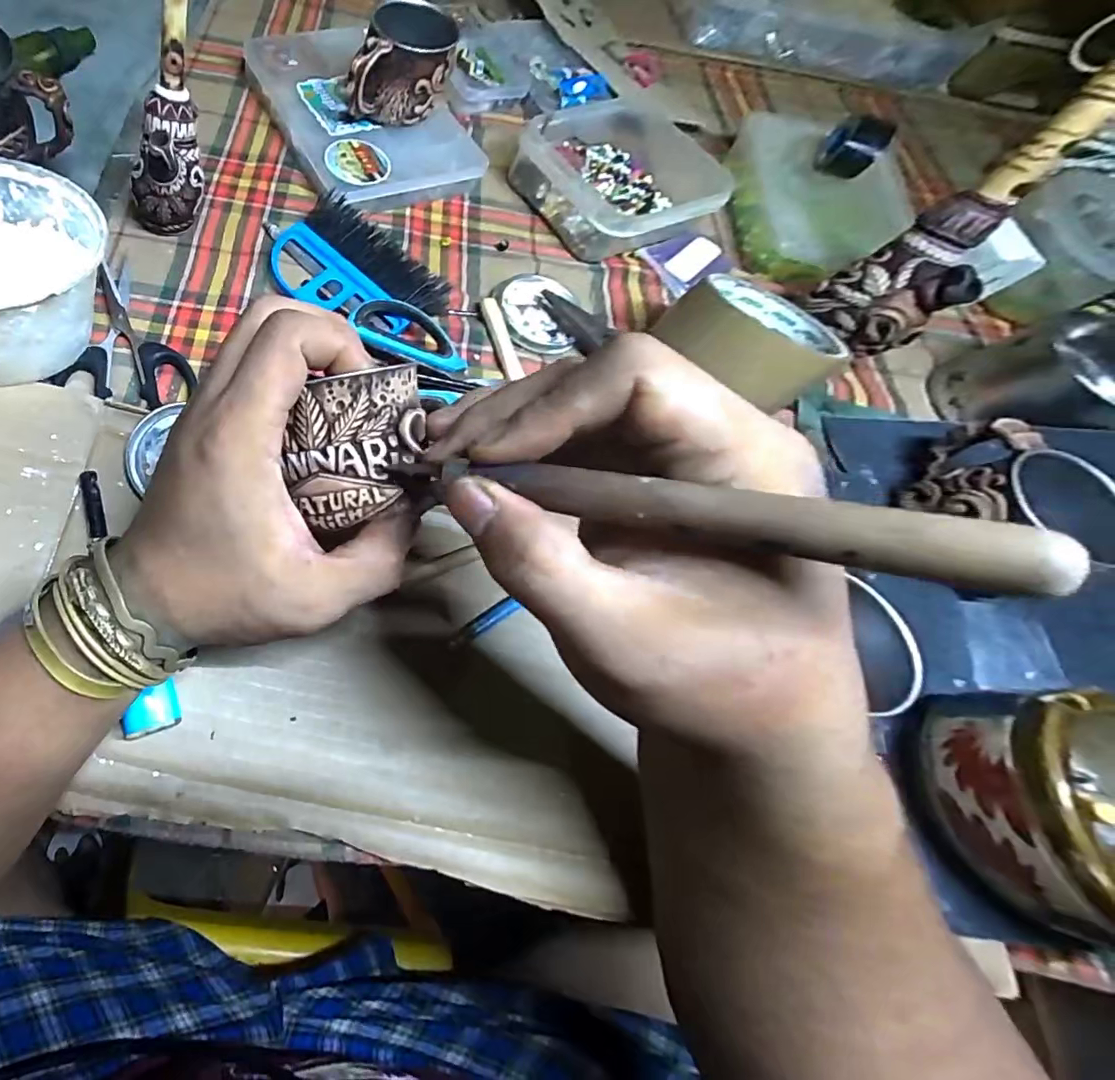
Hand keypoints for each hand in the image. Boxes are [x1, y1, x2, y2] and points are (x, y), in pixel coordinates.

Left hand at [113, 298, 414, 646]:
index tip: (365, 394)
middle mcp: (210, 406)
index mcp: (237, 431)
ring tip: (331, 406)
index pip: (287, 332)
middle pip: (265, 314)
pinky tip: (298, 431)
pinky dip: (274, 376)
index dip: (341, 342)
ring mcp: (194, 412)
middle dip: (324, 334)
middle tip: (352, 389)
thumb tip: (408, 514)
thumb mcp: (315, 597)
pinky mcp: (191, 427)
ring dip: (298, 354)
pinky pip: (237, 370)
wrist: (143, 600)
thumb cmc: (220, 596)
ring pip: (246, 337)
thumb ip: (380, 558)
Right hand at [426, 334, 865, 761]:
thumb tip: (459, 490)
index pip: (638, 378)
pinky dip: (505, 450)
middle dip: (507, 414)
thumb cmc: (704, 681)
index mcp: (741, 459)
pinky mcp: (630, 476)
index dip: (548, 408)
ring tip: (436, 454)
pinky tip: (463, 466)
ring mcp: (666, 452)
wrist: (748, 712)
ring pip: (568, 402)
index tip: (482, 461)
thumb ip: (534, 563)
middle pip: (593, 380)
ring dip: (496, 426)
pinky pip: (561, 439)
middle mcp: (708, 434)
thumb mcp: (611, 634)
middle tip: (436, 455)